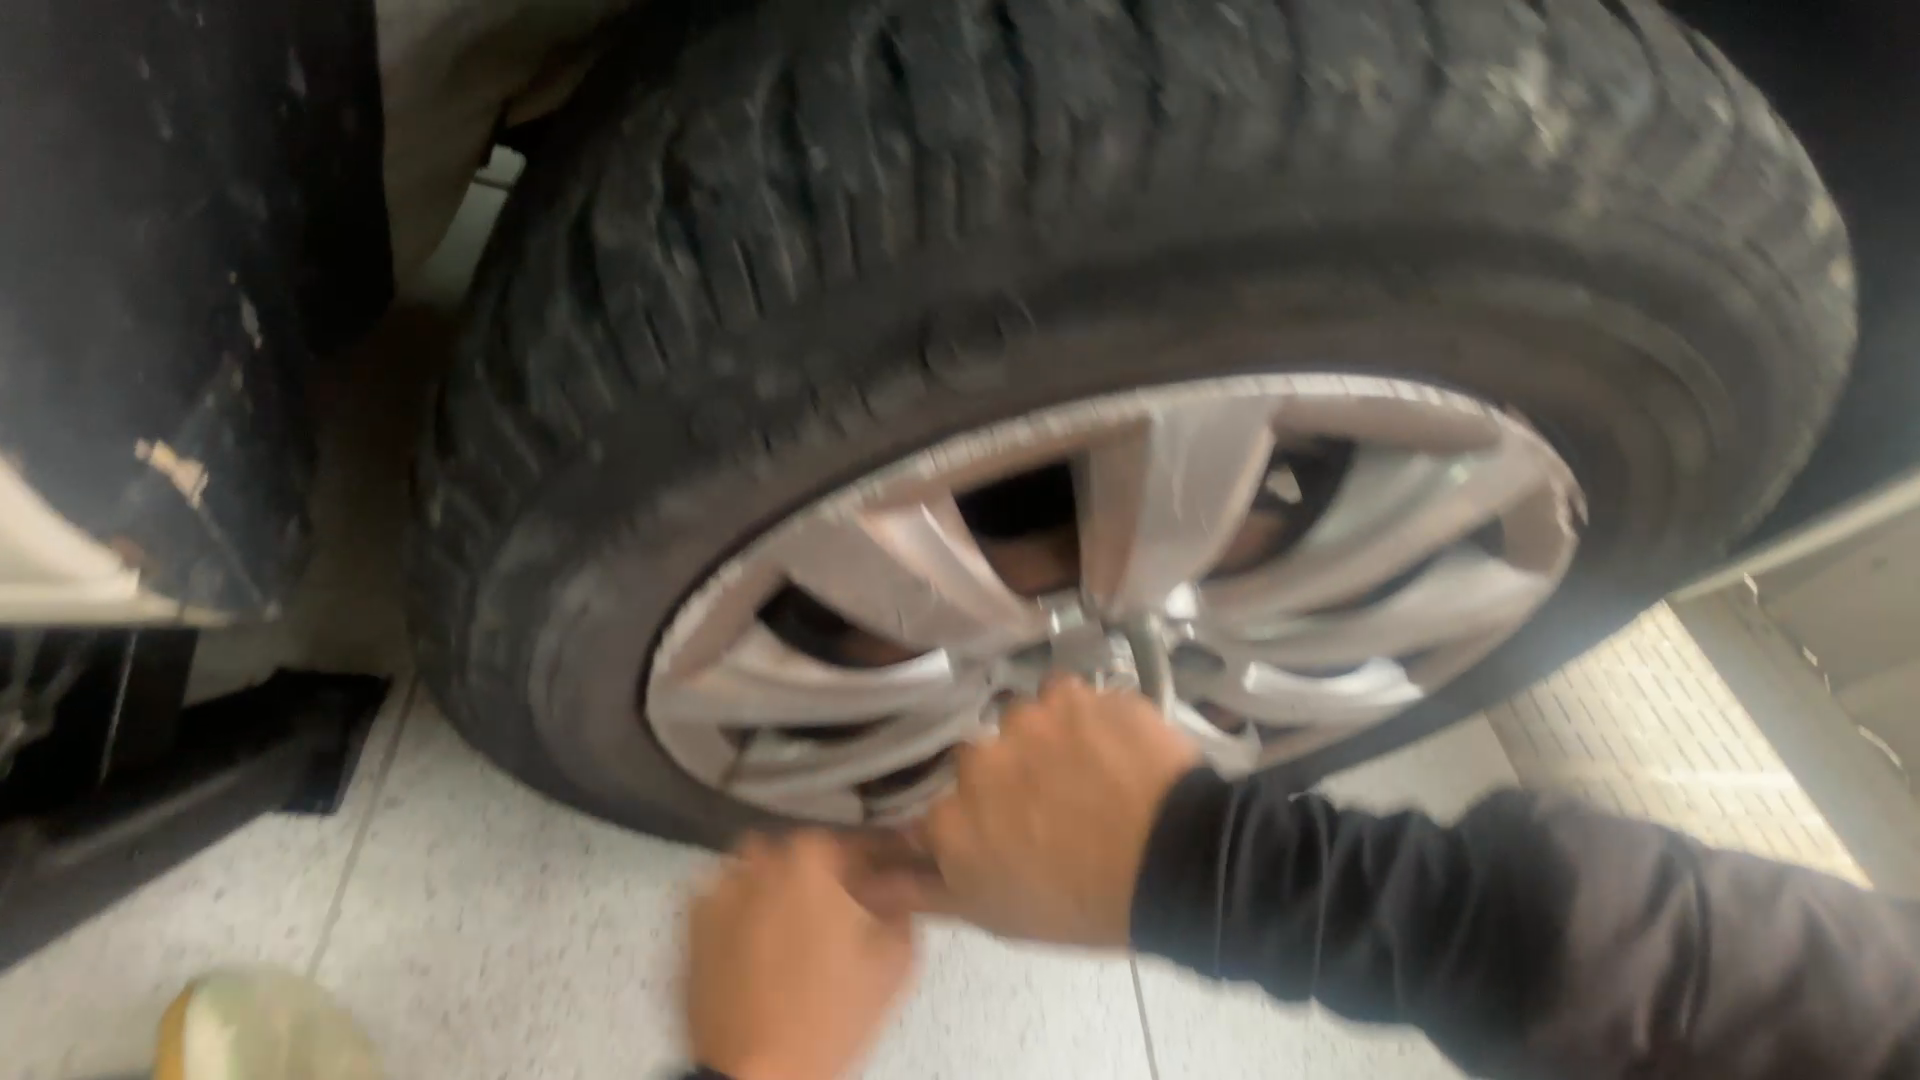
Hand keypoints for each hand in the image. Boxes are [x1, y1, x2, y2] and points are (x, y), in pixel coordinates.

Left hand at [685, 831, 916, 1079]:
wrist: (758, 1075)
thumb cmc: (831, 1014)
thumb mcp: (896, 959)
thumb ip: (902, 906)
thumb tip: (895, 889)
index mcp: (814, 857)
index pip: (853, 843)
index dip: (871, 865)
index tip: (877, 889)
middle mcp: (764, 859)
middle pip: (803, 853)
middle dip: (820, 875)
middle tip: (834, 914)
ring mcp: (721, 887)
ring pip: (760, 871)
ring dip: (776, 888)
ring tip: (790, 932)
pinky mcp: (691, 923)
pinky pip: (725, 899)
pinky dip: (741, 912)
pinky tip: (756, 948)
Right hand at [885, 676, 1202, 946]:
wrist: (1179, 866)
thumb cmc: (1084, 904)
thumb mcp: (995, 912)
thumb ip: (921, 891)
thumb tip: (859, 879)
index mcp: (951, 819)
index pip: (946, 806)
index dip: (983, 818)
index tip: (1016, 832)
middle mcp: (976, 760)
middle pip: (982, 757)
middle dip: (1010, 775)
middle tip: (1056, 804)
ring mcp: (1028, 719)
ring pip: (1024, 722)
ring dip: (1047, 740)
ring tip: (1090, 774)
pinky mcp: (1075, 692)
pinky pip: (1067, 697)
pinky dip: (1083, 716)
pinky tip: (1112, 746)